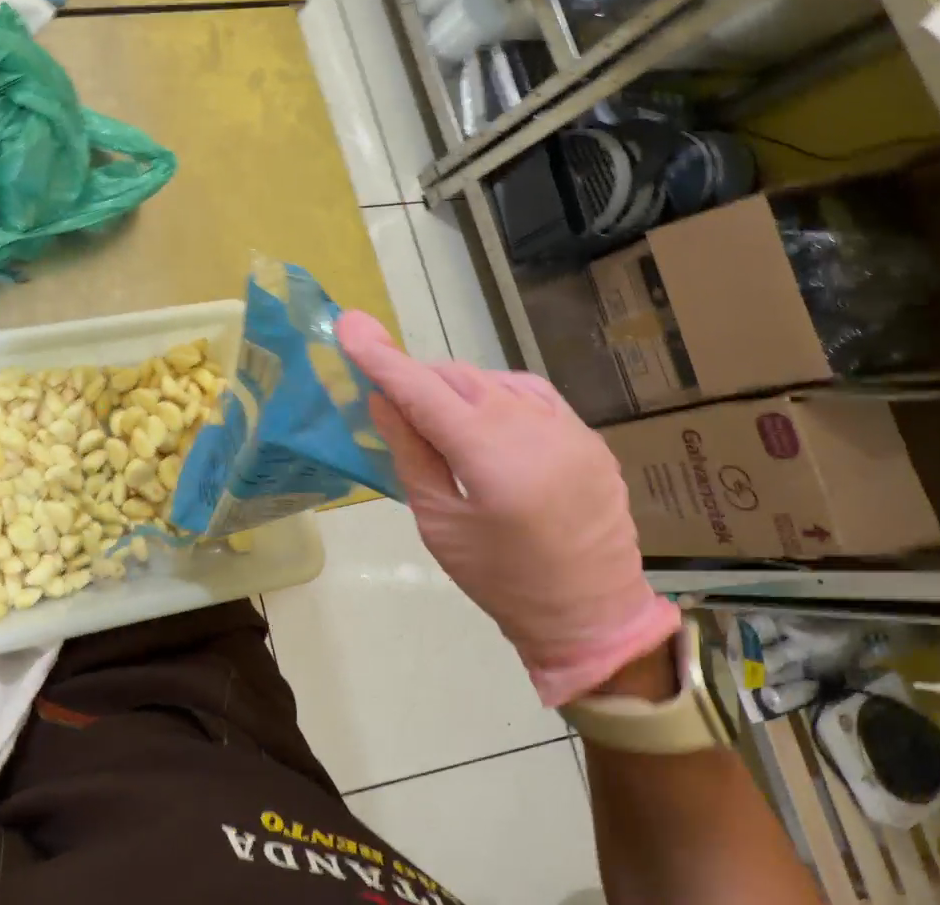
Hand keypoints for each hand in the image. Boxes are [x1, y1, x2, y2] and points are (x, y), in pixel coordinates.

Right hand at [336, 312, 679, 706]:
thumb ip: (410, 452)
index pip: (422, 390)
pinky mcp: (587, 437)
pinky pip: (530, 395)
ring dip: (455, 388)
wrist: (590, 614)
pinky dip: (495, 395)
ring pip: (494, 381)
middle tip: (386, 402)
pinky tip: (483, 417)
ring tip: (434, 418)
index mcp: (491, 456)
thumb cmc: (498, 578)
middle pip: (457, 378)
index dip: (380, 358)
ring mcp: (569, 429)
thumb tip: (382, 399)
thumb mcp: (437, 519)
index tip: (348, 324)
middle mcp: (534, 429)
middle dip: (416, 379)